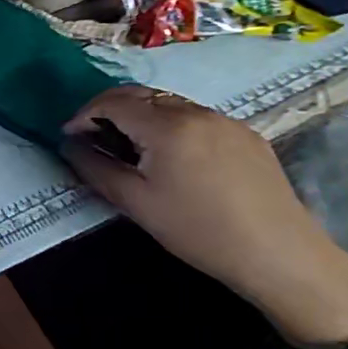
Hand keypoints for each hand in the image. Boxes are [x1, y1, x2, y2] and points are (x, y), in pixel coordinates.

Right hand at [60, 85, 347, 346]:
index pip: (113, 101)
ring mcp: (224, 119)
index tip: (70, 136)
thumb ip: (96, 169)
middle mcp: (195, 110)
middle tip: (94, 137)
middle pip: (140, 94)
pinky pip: (195, 117)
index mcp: (166, 125)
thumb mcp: (137, 204)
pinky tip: (173, 157)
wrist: (278, 253)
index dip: (84, 114)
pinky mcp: (244, 133)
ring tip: (130, 147)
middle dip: (109, 109)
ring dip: (141, 116)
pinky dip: (171, 125)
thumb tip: (69, 144)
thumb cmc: (198, 231)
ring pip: (169, 103)